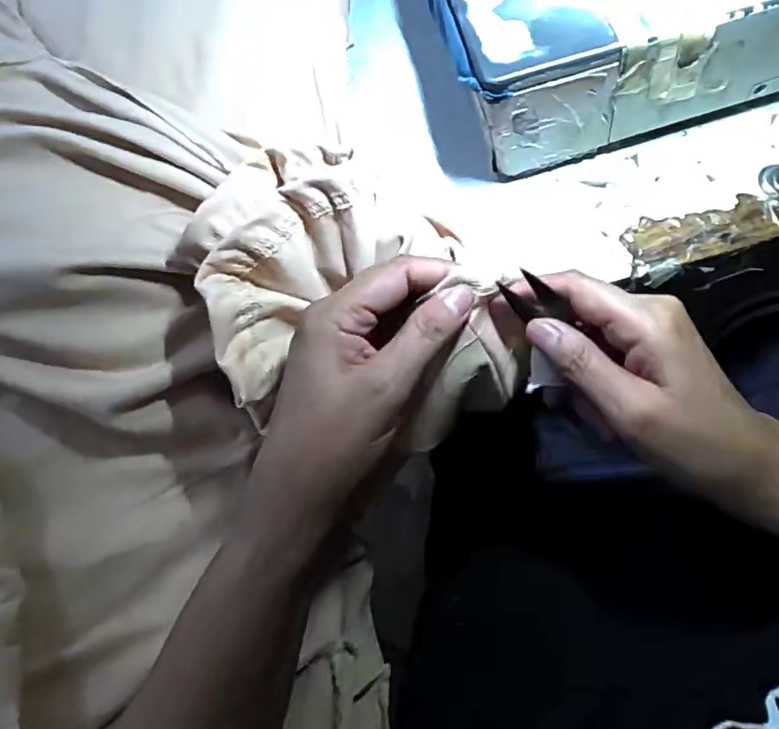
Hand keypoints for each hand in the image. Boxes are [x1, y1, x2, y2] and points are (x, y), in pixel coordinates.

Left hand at [247, 256, 476, 535]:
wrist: (296, 506)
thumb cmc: (339, 444)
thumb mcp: (388, 386)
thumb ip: (426, 333)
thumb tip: (464, 291)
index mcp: (334, 313)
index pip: (396, 271)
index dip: (441, 272)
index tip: (482, 286)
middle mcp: (332, 315)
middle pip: (393, 284)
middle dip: (437, 288)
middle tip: (479, 302)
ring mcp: (337, 338)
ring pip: (392, 306)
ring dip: (429, 309)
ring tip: (468, 318)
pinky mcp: (346, 360)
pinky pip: (386, 331)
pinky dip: (416, 331)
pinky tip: (441, 341)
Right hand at [519, 272, 778, 509]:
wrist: (747, 464)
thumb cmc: (691, 443)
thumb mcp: (628, 410)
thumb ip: (580, 363)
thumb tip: (535, 322)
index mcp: (646, 316)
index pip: (577, 285)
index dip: (533, 288)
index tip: (496, 302)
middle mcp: (650, 308)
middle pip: (581, 309)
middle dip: (560, 352)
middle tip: (555, 395)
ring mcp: (654, 325)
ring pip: (591, 335)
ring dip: (580, 375)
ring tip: (597, 418)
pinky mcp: (654, 344)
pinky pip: (608, 350)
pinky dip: (597, 380)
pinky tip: (606, 415)